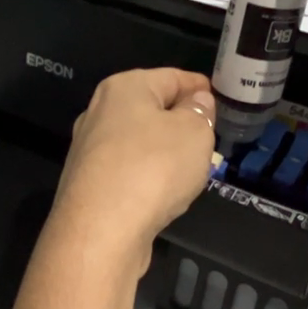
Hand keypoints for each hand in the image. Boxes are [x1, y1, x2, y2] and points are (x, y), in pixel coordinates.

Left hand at [53, 68, 216, 272]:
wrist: (100, 231)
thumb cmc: (153, 168)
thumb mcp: (194, 133)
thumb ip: (200, 112)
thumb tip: (196, 101)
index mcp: (123, 88)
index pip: (171, 77)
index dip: (199, 86)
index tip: (219, 98)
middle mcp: (99, 113)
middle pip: (150, 109)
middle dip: (180, 121)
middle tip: (209, 137)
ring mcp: (89, 151)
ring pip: (138, 143)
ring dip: (164, 153)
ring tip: (191, 169)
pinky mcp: (88, 185)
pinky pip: (128, 172)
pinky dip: (147, 178)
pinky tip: (163, 194)